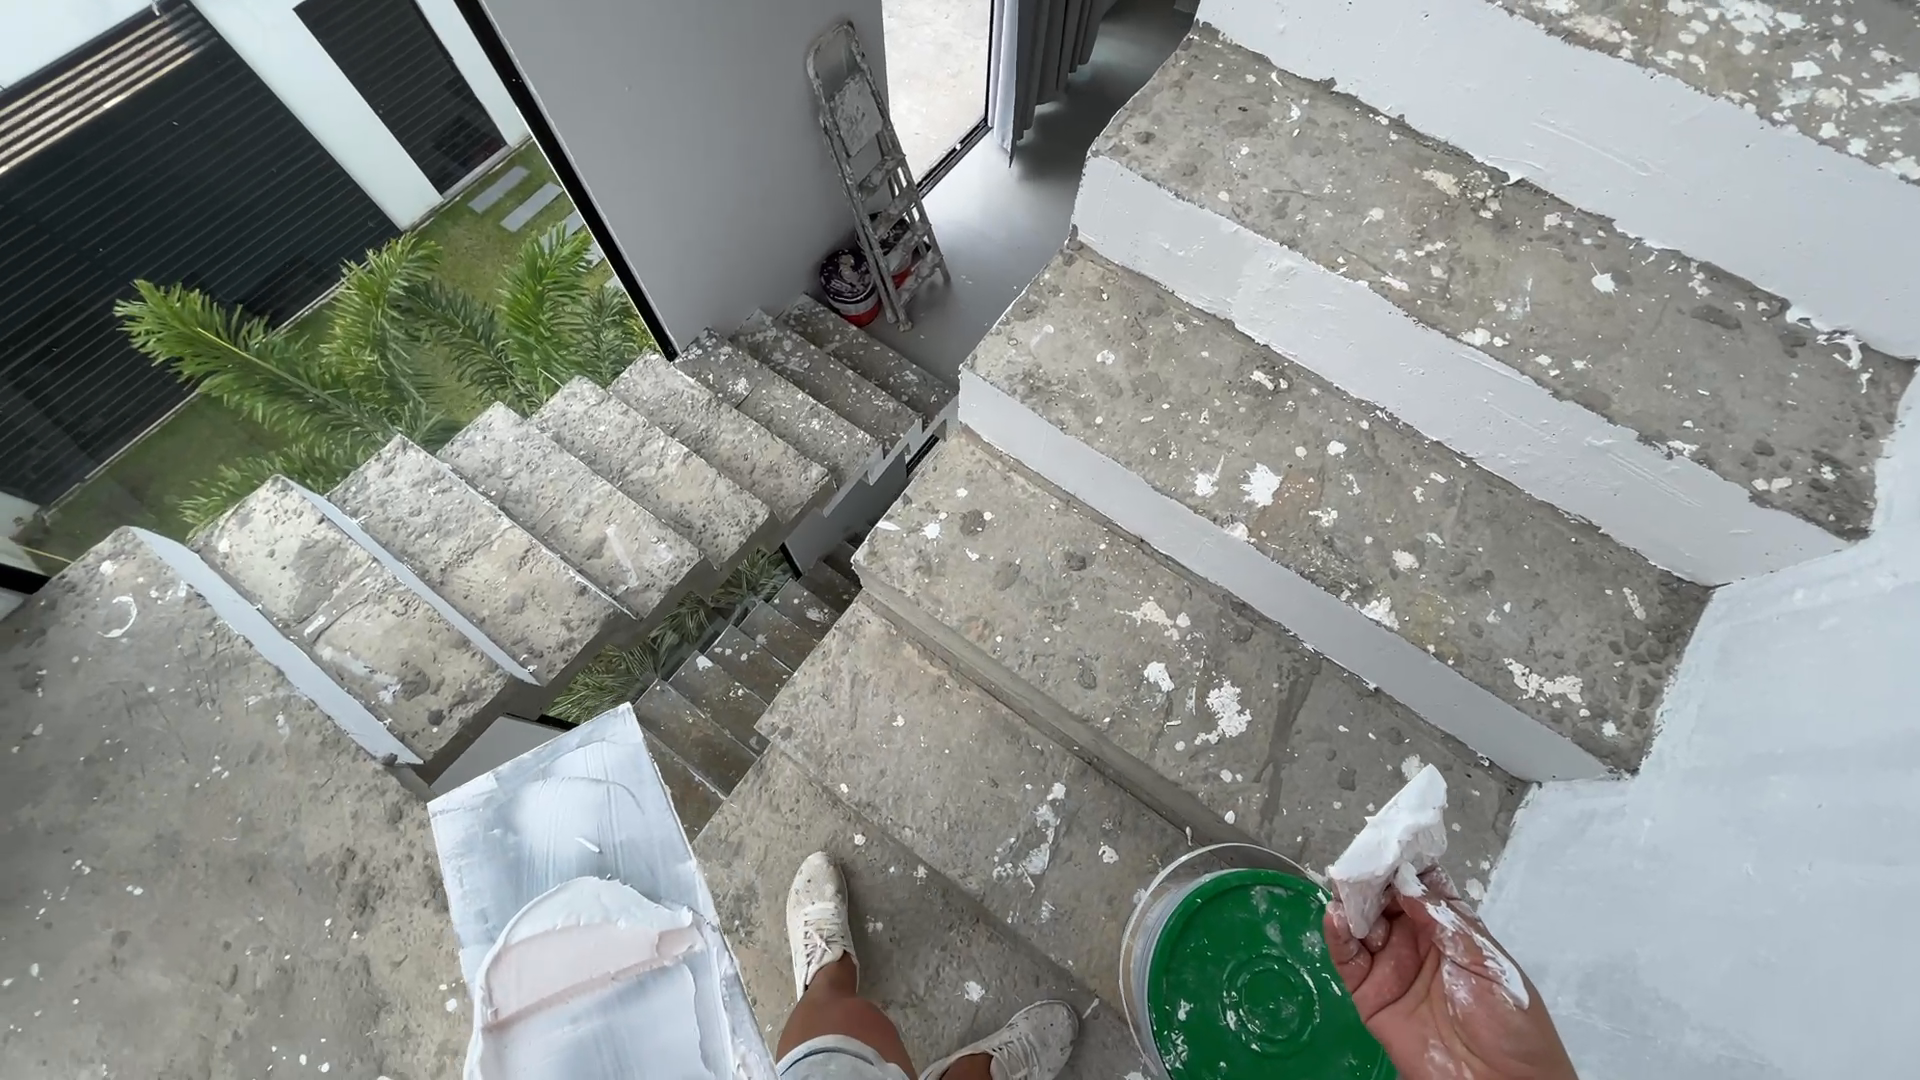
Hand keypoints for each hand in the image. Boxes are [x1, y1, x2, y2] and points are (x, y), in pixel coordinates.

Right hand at [1322, 868, 1578, 1079]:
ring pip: (1359, 920)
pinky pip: (1345, 956)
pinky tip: (1337, 917)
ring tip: (1344, 886)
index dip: (1403, 862)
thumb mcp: (1489, 965)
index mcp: (1447, 929)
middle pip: (1382, 896)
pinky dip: (1335, 933)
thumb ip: (1446, 921)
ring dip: (1349, 900)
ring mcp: (1388, 963)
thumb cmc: (1512, 1025)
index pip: (1418, 885)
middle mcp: (1413, 939)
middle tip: (1358, 862)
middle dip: (1369, 877)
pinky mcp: (1368, 991)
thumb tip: (1407, 880)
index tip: (1387, 839)